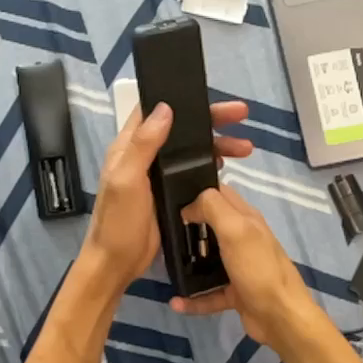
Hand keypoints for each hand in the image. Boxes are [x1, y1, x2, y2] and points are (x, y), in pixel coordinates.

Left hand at [78, 100, 254, 291]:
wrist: (117, 265)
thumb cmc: (118, 222)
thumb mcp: (127, 180)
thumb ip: (143, 145)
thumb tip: (166, 109)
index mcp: (129, 148)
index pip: (155, 111)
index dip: (182, 101)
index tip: (210, 97)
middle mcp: (144, 157)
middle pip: (180, 129)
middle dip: (211, 121)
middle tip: (242, 116)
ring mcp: (158, 178)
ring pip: (191, 151)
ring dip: (217, 145)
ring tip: (246, 148)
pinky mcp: (170, 196)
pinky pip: (194, 173)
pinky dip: (211, 166)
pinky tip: (228, 167)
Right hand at [170, 186, 325, 349]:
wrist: (280, 317)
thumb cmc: (258, 269)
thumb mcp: (236, 230)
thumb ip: (212, 208)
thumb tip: (189, 207)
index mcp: (247, 220)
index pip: (222, 194)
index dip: (198, 192)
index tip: (172, 199)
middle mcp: (244, 240)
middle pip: (212, 227)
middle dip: (189, 228)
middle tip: (164, 232)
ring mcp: (240, 268)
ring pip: (209, 261)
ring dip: (189, 263)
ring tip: (166, 264)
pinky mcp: (236, 294)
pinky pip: (209, 294)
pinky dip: (193, 299)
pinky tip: (176, 303)